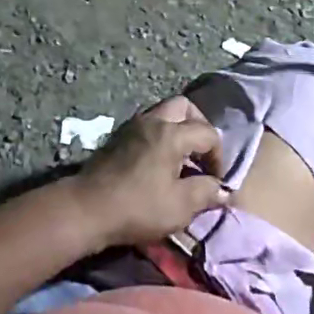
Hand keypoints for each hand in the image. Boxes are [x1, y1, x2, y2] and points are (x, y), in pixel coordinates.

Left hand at [68, 97, 229, 248]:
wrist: (90, 206)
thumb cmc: (139, 206)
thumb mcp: (181, 205)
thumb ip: (205, 192)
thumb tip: (223, 189)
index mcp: (170, 133)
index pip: (206, 132)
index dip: (218, 155)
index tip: (216, 180)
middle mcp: (151, 120)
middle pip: (183, 106)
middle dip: (199, 126)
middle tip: (202, 155)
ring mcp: (132, 125)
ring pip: (163, 112)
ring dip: (178, 129)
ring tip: (183, 161)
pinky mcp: (119, 135)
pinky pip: (148, 124)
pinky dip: (161, 135)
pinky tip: (162, 162)